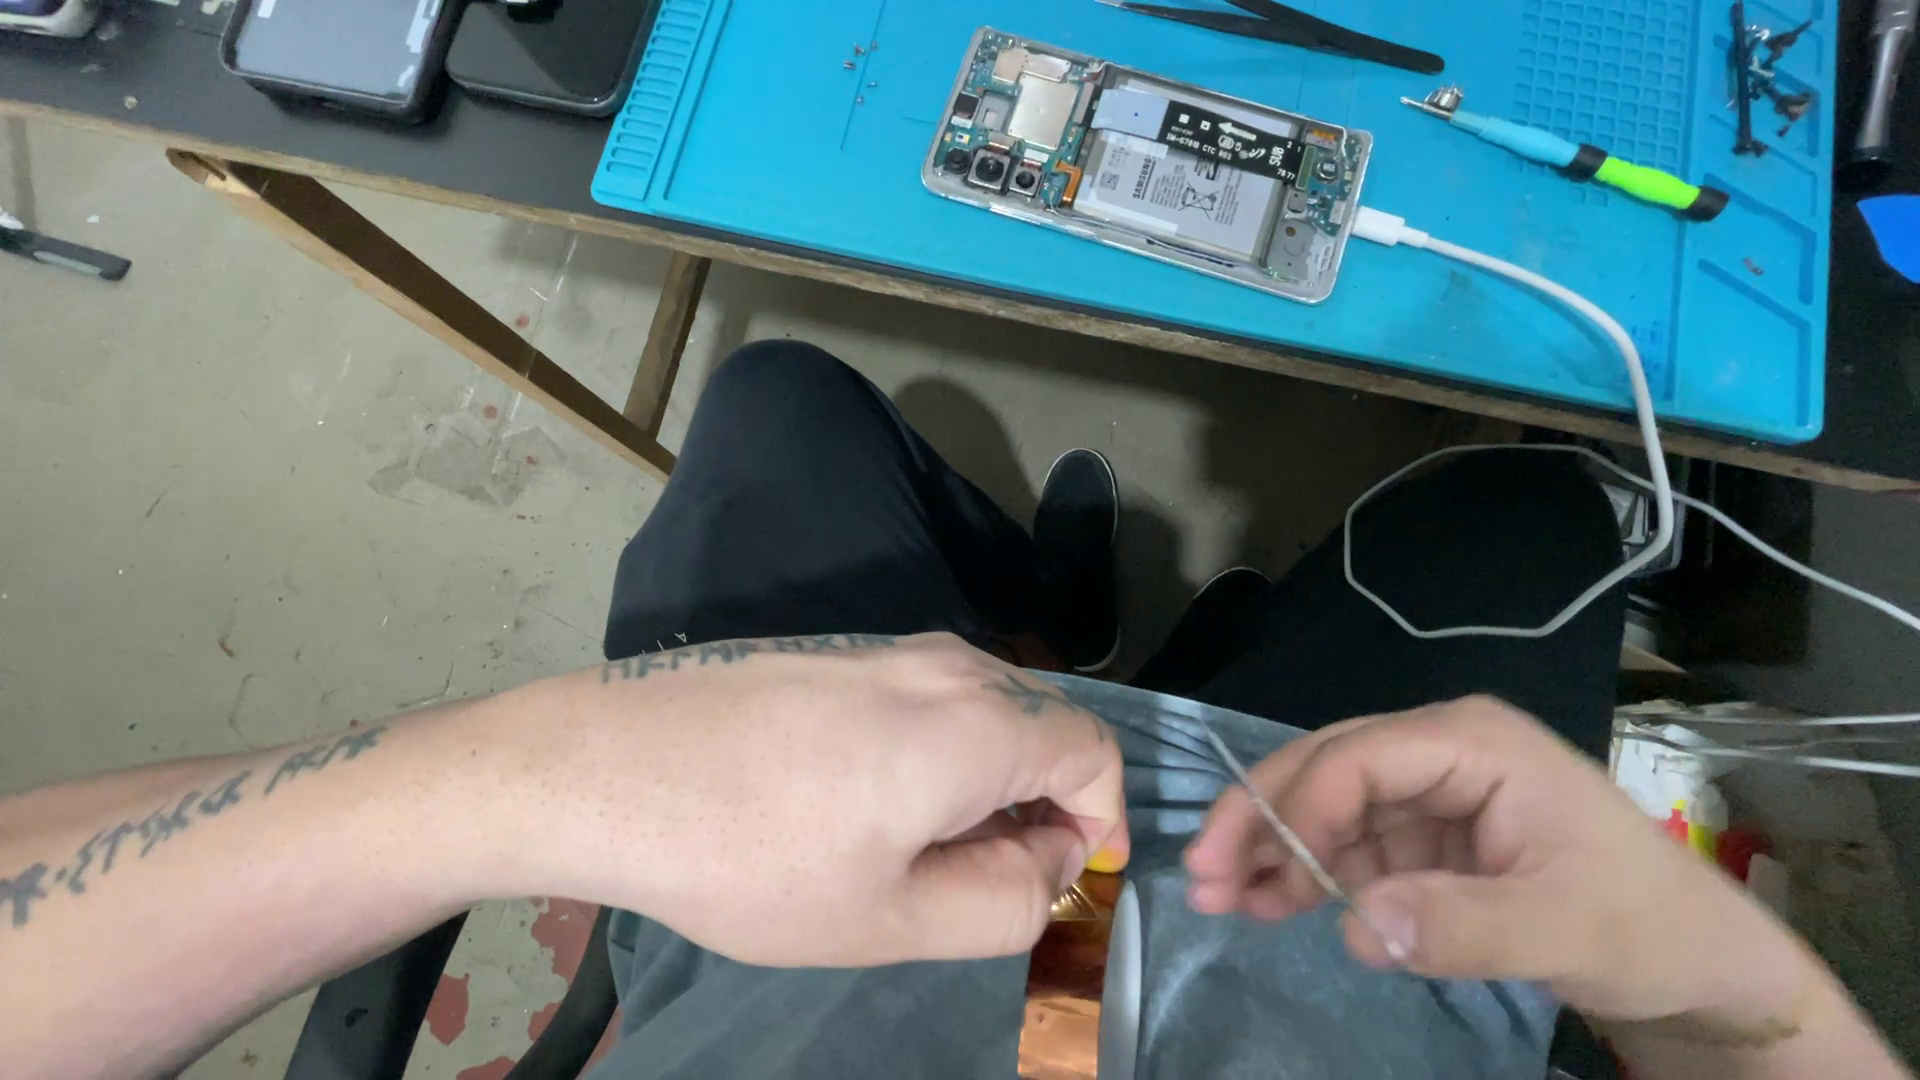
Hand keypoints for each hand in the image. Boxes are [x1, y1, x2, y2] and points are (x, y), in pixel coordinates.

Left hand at [475, 632, 1127, 967]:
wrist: (614, 760)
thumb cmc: (754, 853)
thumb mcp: (892, 917)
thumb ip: (1008, 900)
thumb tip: (1051, 855)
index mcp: (979, 721)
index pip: (1096, 750)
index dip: (1099, 819)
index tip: (1058, 874)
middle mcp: (951, 662)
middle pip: (1046, 725)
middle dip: (1045, 801)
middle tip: (987, 872)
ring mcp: (896, 646)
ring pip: (990, 709)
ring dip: (992, 776)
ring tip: (924, 842)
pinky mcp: (852, 649)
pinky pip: (936, 695)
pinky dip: (946, 747)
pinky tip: (873, 794)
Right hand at [1184, 696, 1812, 1025]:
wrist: (1702, 966)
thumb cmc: (1652, 927)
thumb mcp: (1570, 931)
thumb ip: (1465, 927)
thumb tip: (1359, 930)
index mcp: (1470, 741)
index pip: (1359, 757)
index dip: (1301, 807)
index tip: (1261, 870)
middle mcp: (1431, 749)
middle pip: (1320, 767)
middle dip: (1257, 818)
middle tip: (1202, 870)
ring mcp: (1418, 790)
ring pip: (1317, 805)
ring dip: (1266, 849)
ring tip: (1217, 895)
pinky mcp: (1412, 832)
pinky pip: (1339, 845)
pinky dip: (1298, 874)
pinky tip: (1263, 902)